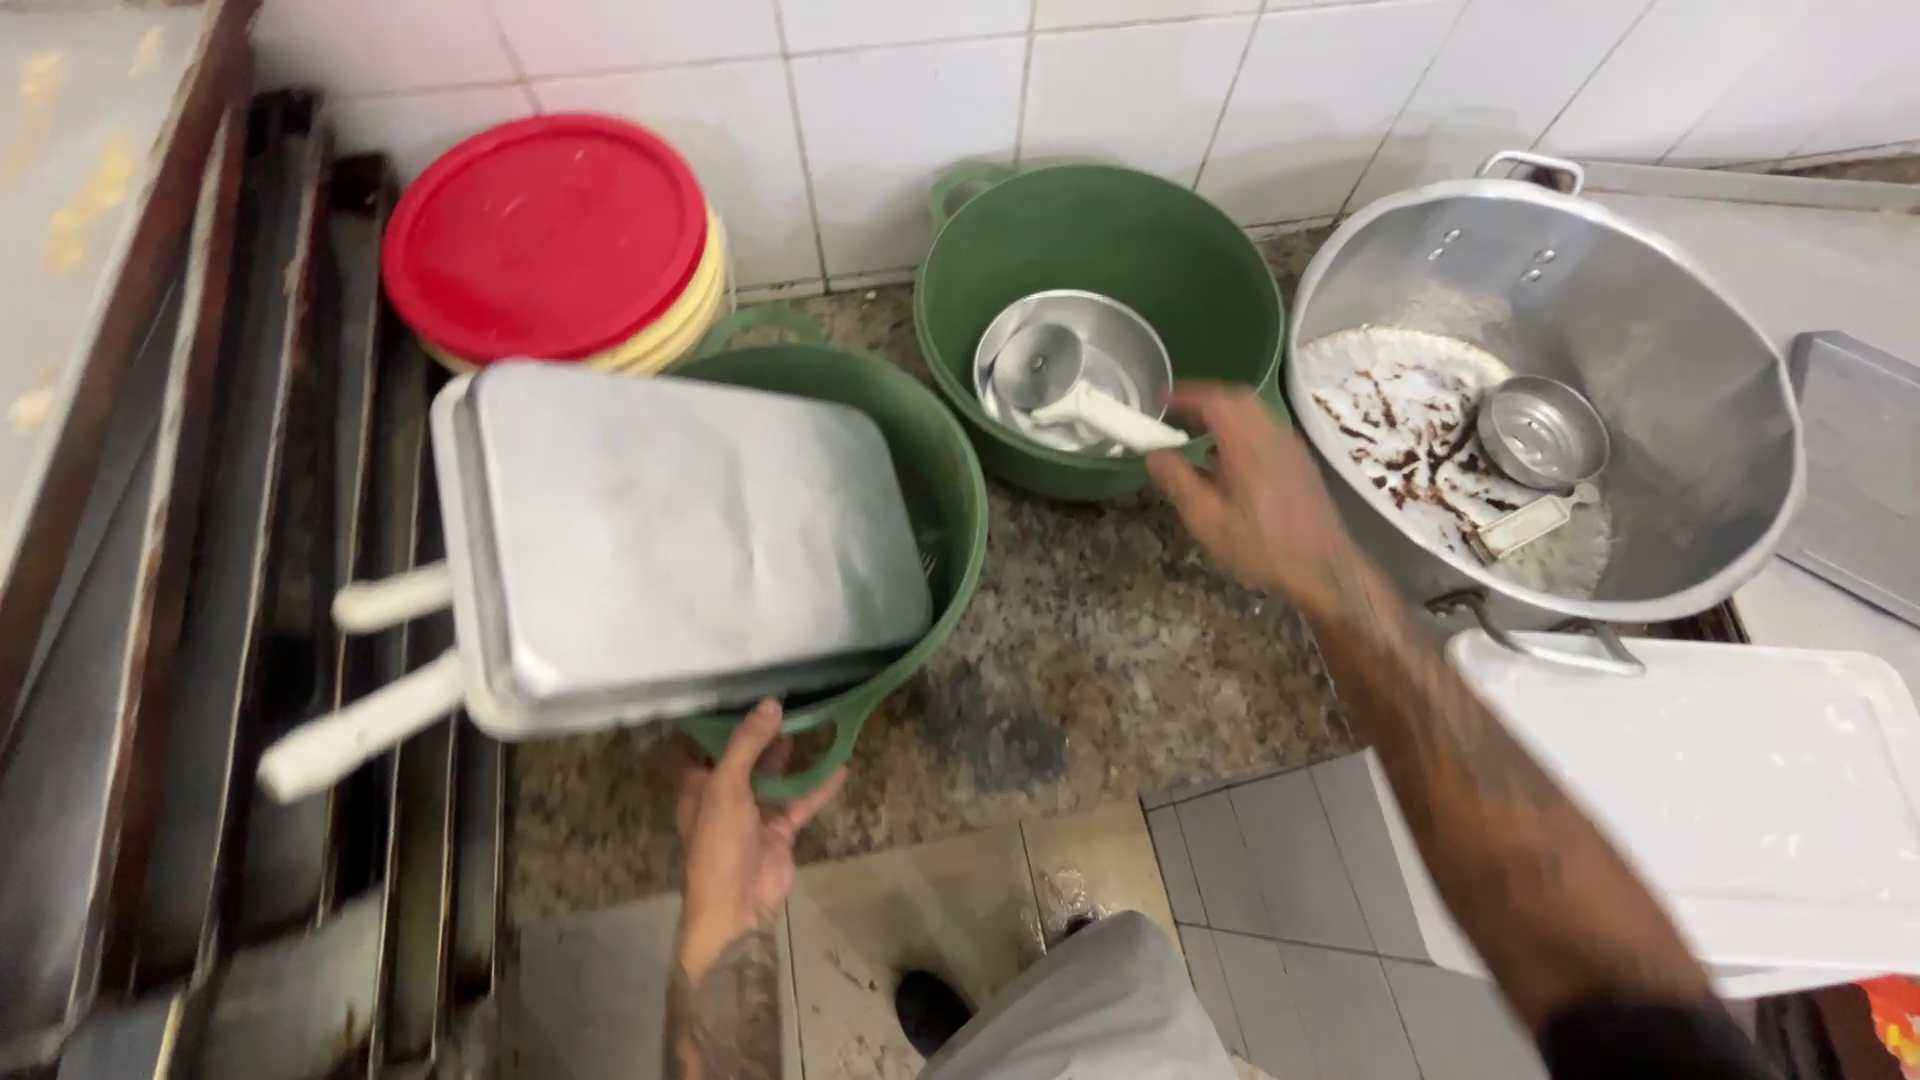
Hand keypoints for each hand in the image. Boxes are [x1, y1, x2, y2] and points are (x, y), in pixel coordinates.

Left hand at [672, 699, 846, 975]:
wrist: (739, 904)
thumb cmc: (719, 842)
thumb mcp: (726, 786)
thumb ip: (747, 744)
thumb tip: (771, 704)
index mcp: (697, 787)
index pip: (695, 748)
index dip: (707, 724)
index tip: (728, 694)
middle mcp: (723, 796)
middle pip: (740, 758)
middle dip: (757, 733)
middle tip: (781, 701)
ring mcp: (753, 813)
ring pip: (772, 776)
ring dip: (787, 754)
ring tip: (806, 720)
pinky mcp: (780, 828)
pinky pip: (801, 800)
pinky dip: (819, 784)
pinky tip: (839, 765)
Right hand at [1146, 381, 1355, 614]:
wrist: (1324, 570)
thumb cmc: (1262, 548)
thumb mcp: (1208, 520)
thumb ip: (1178, 481)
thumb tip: (1153, 452)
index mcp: (1249, 445)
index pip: (1216, 400)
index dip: (1184, 395)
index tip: (1159, 402)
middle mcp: (1273, 436)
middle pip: (1237, 399)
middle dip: (1203, 401)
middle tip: (1174, 415)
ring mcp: (1290, 447)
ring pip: (1254, 413)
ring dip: (1222, 415)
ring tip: (1194, 435)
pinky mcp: (1298, 462)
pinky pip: (1264, 429)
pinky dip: (1238, 430)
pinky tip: (1224, 460)